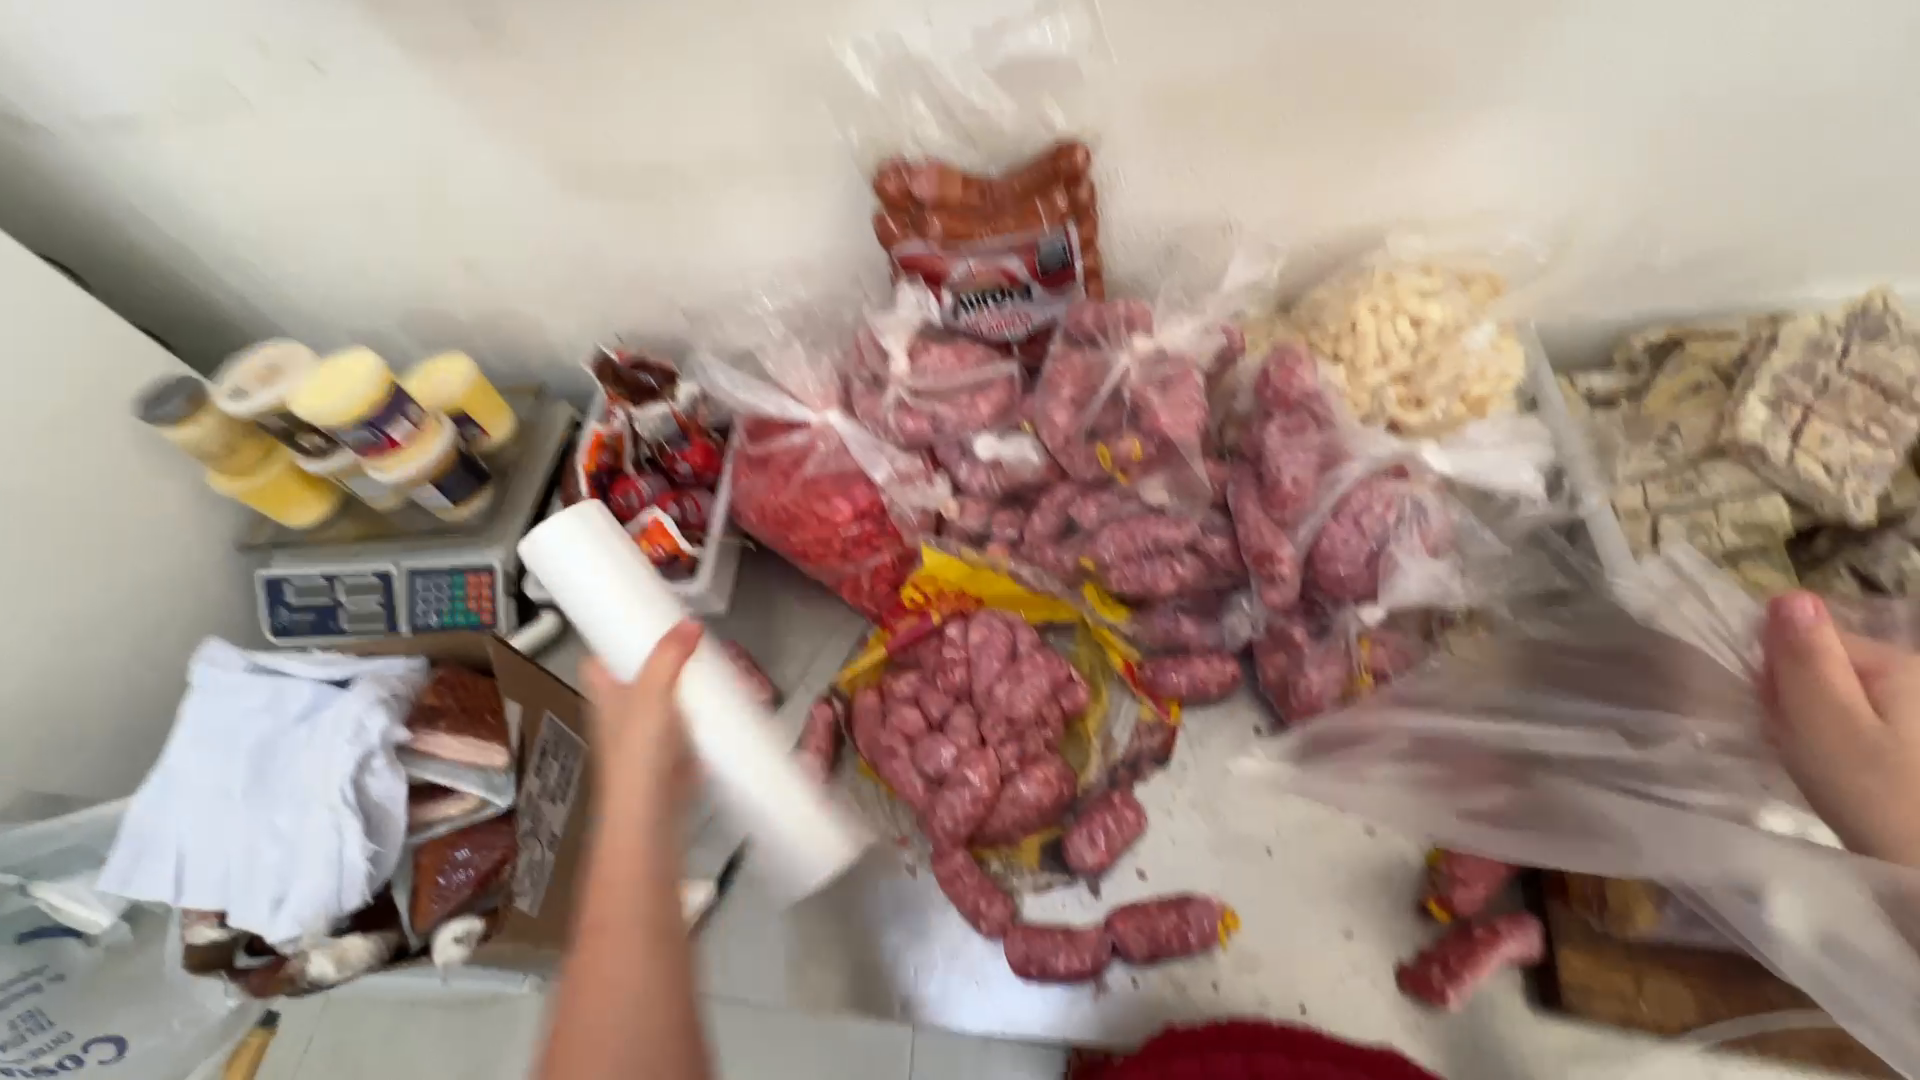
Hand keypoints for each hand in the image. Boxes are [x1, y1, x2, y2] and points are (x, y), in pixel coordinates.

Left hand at [581, 621, 703, 812]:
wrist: (651, 808)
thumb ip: (669, 655)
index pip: (598, 660)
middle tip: (696, 641)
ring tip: (720, 665)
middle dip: (669, 658)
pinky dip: (708, 710)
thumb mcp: (651, 691)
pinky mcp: (675, 748)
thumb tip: (691, 623)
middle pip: (642, 673)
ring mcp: (649, 731)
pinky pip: (692, 720)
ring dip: (693, 683)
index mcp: (605, 692)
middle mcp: (623, 709)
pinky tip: (728, 699)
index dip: (613, 641)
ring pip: (671, 696)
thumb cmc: (637, 749)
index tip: (641, 623)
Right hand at [1764, 591, 1919, 867]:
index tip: (1775, 714)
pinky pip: (1862, 724)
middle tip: (1796, 743)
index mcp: (1896, 665)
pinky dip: (1840, 746)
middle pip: (1824, 666)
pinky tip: (1843, 773)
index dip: (1774, 672)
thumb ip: (1804, 657)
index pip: (1804, 640)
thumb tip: (1788, 595)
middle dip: (1795, 699)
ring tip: (1818, 763)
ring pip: (1840, 697)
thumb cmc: (1875, 793)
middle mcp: (1918, 677)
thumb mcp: (1825, 723)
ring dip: (1813, 724)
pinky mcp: (1913, 744)